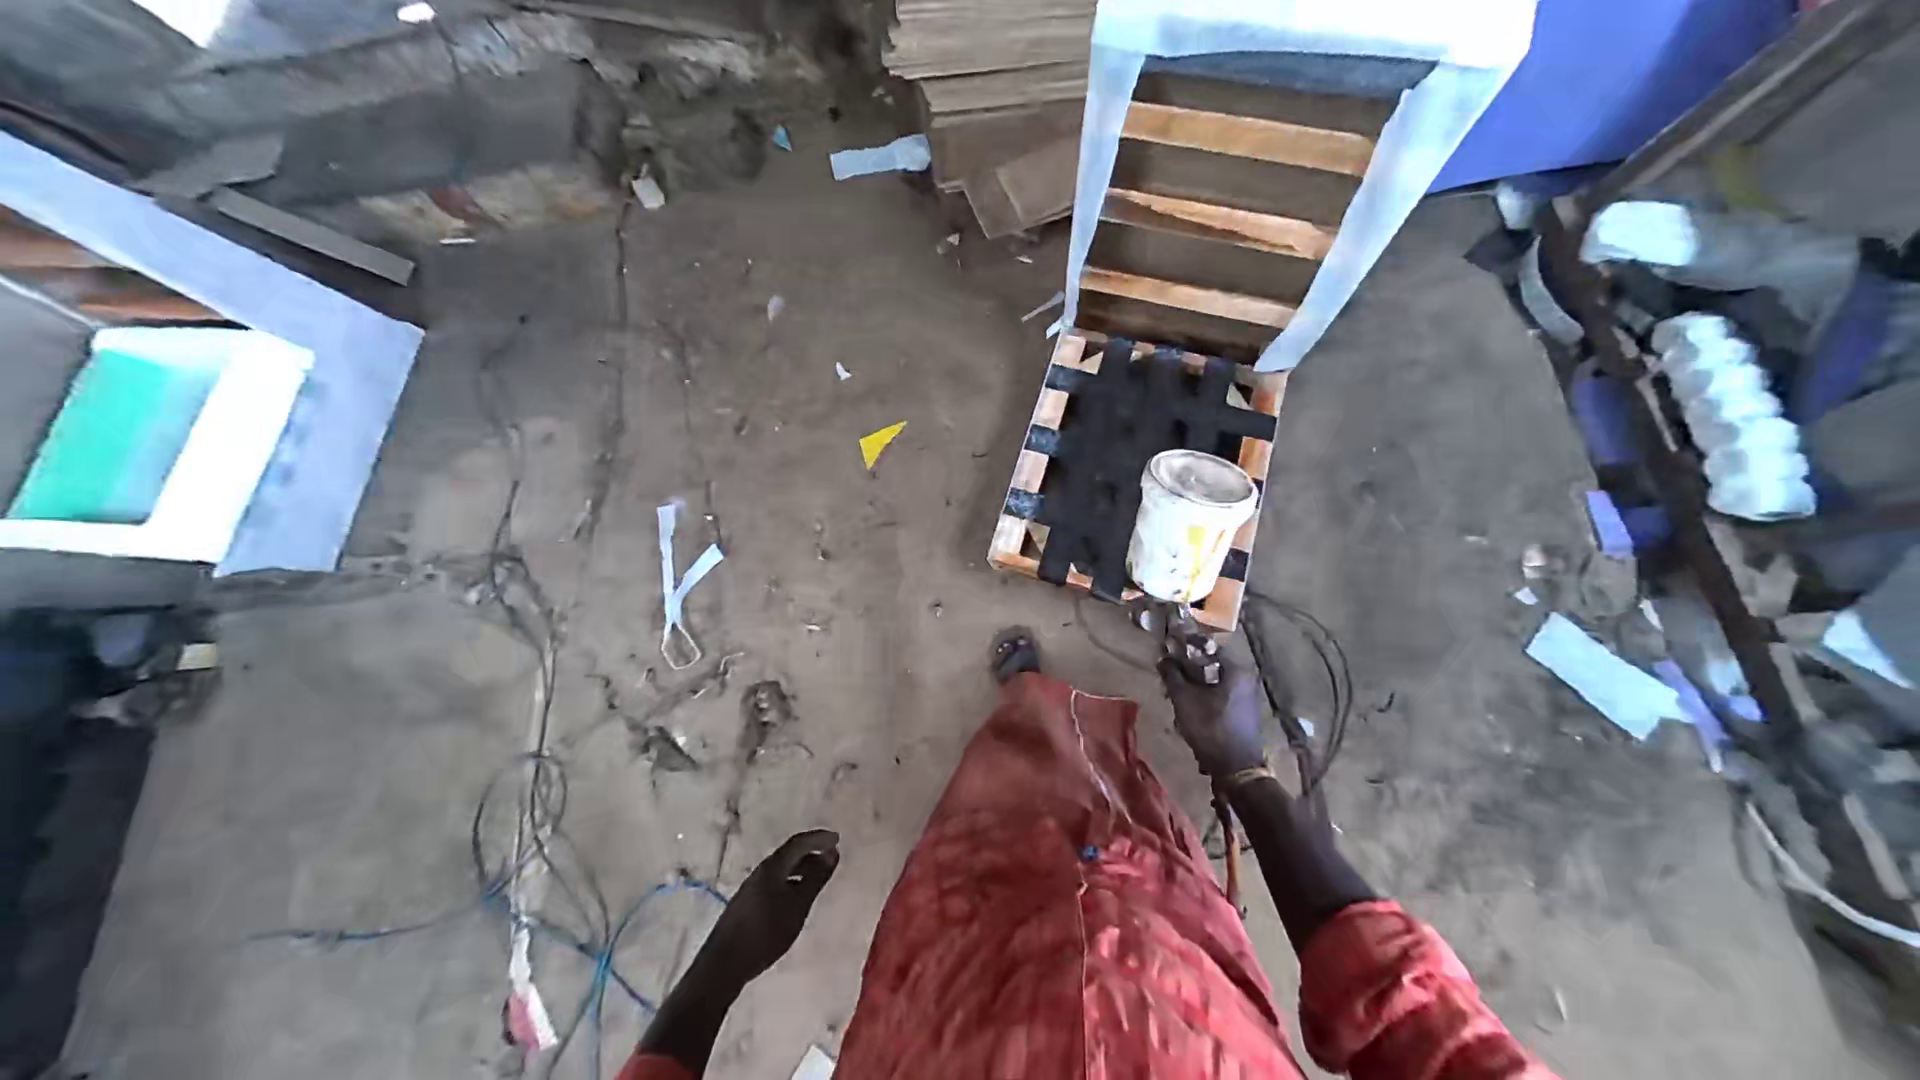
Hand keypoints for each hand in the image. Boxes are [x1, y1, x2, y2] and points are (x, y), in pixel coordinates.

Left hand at [698, 830, 839, 986]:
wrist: (724, 965)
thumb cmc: (765, 932)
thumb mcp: (797, 905)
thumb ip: (815, 879)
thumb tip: (831, 854)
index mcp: (772, 867)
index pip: (798, 843)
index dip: (818, 839)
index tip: (836, 838)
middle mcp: (760, 872)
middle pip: (788, 854)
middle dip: (811, 852)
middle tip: (831, 856)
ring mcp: (751, 888)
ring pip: (781, 869)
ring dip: (801, 868)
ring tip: (818, 877)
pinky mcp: (747, 904)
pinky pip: (775, 882)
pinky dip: (791, 881)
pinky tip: (796, 897)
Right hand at [1159, 657, 1267, 778]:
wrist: (1236, 768)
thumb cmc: (1210, 728)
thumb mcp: (1184, 699)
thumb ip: (1172, 675)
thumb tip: (1164, 658)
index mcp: (1236, 671)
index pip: (1207, 647)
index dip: (1185, 647)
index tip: (1167, 651)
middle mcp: (1245, 679)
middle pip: (1209, 665)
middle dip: (1186, 670)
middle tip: (1167, 678)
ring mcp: (1245, 696)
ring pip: (1212, 682)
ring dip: (1191, 686)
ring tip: (1173, 696)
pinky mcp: (1241, 711)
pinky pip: (1218, 695)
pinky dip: (1202, 697)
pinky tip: (1187, 710)